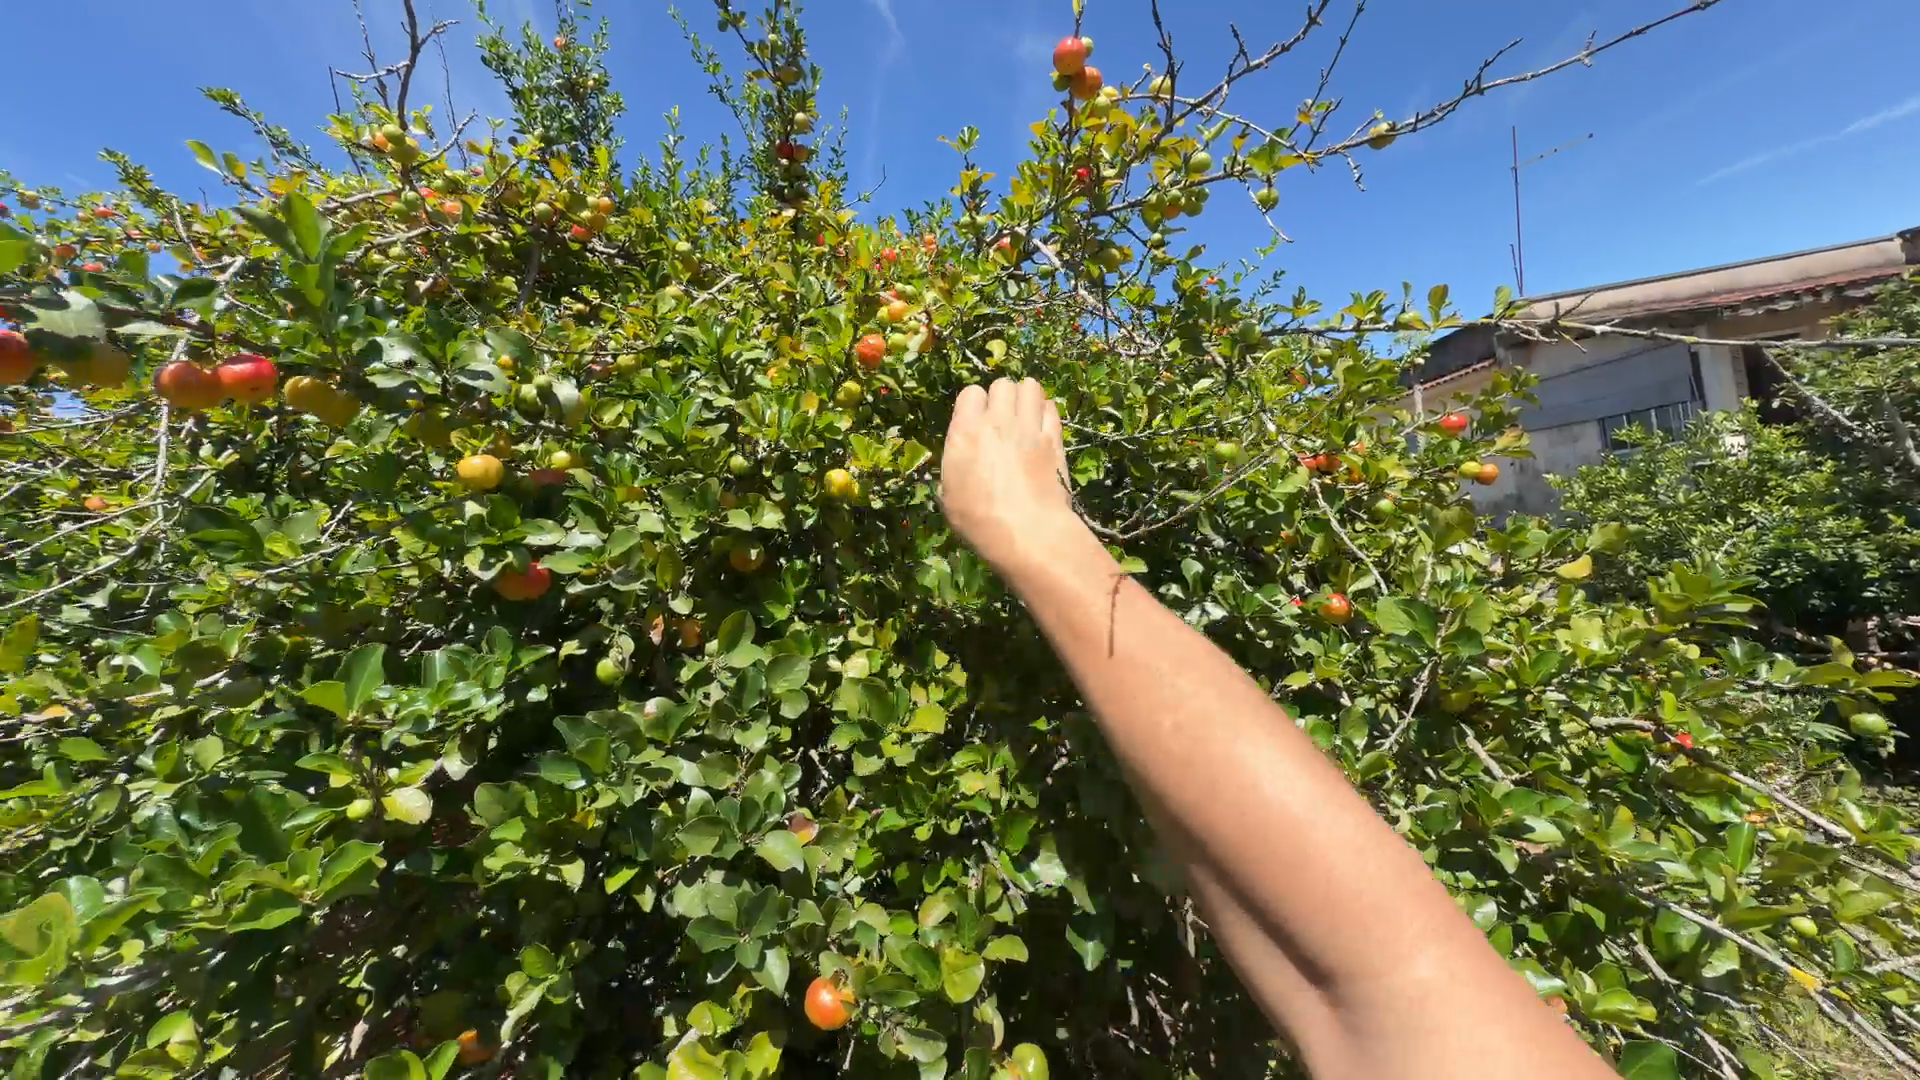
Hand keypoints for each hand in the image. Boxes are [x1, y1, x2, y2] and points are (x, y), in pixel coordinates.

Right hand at [939, 378, 1090, 575]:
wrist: (1027, 531)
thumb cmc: (979, 520)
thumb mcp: (949, 497)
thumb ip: (954, 469)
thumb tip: (959, 466)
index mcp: (965, 432)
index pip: (971, 393)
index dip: (973, 405)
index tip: (975, 422)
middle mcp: (997, 421)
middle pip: (1002, 385)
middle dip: (1001, 397)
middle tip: (1002, 418)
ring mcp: (1029, 427)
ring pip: (1030, 387)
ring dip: (1026, 396)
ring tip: (1024, 414)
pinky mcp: (1054, 439)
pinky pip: (1051, 408)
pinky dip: (1045, 411)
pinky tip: (1041, 425)